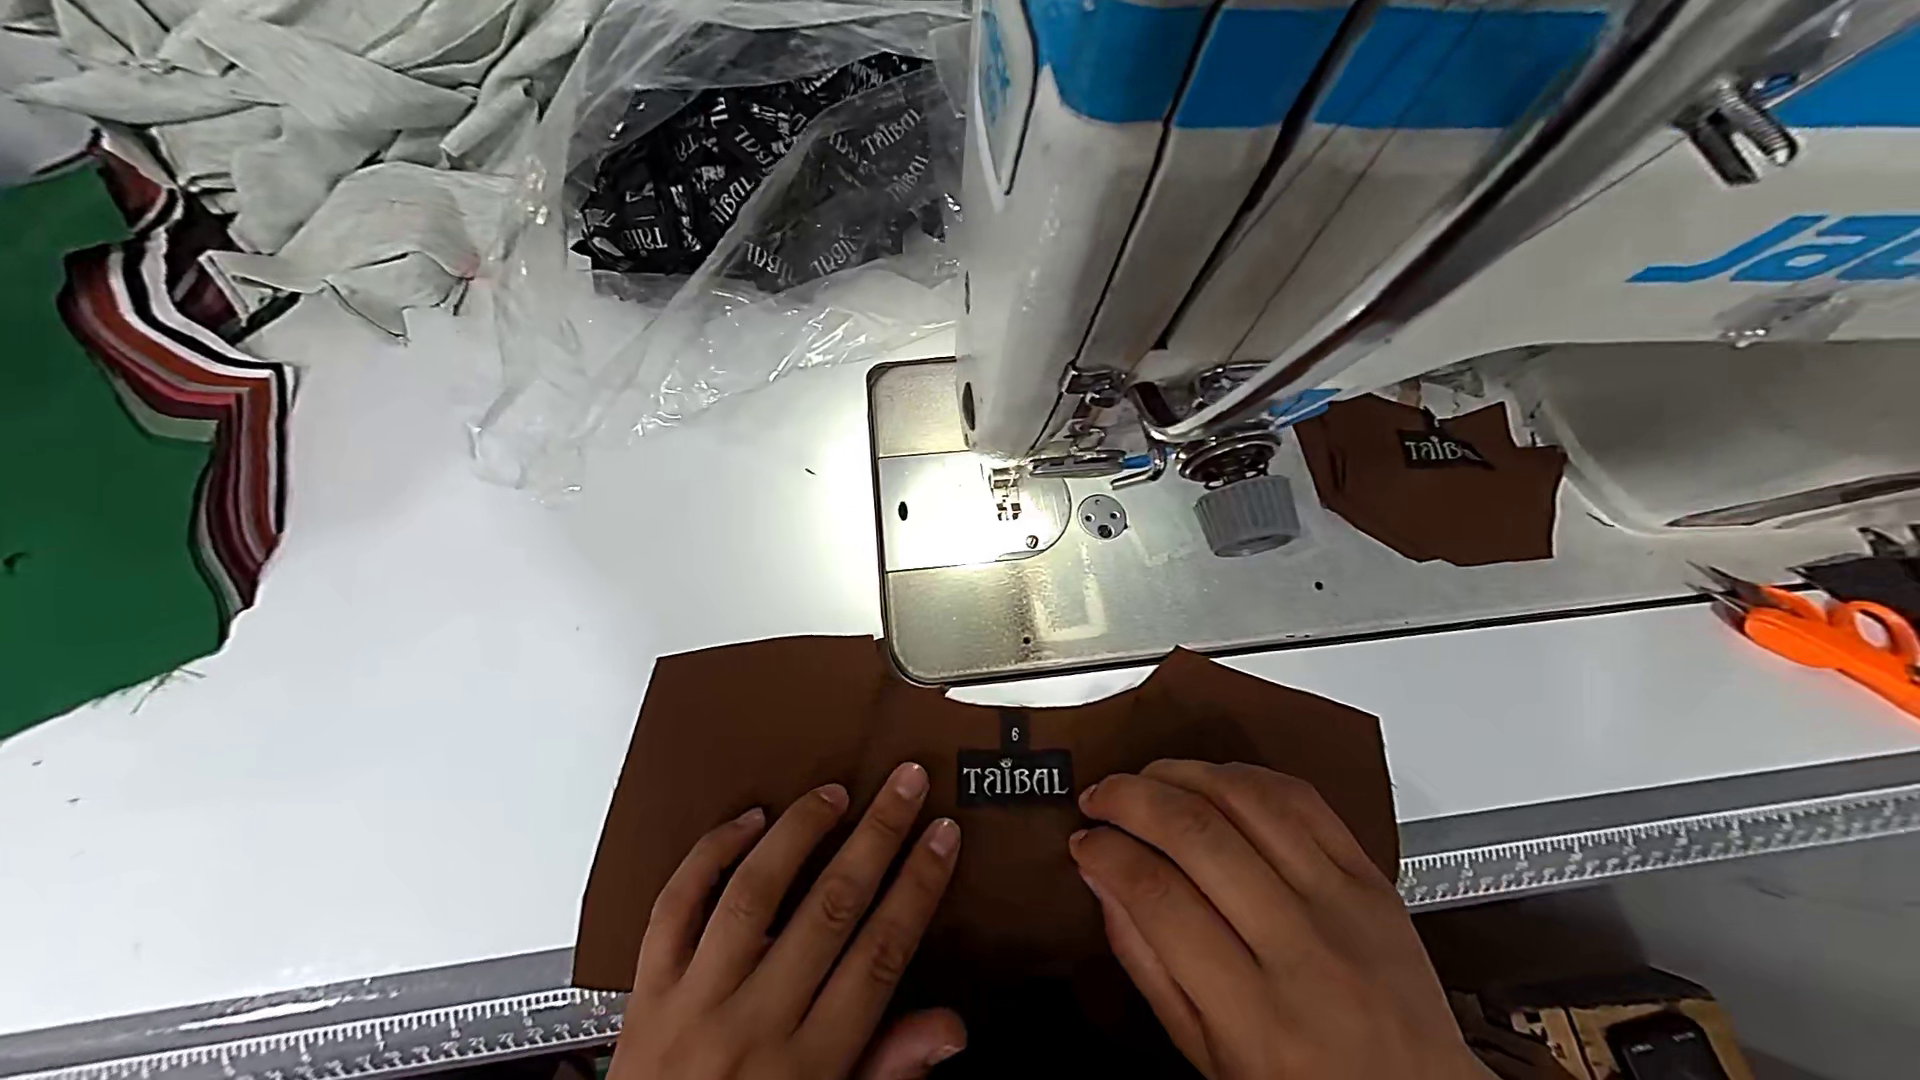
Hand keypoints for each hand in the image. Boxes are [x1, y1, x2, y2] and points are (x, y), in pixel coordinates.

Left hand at [609, 763, 965, 1079]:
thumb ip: (888, 1071)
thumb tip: (951, 1028)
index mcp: (810, 1063)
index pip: (881, 953)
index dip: (919, 885)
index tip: (942, 836)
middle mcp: (755, 1022)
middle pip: (830, 906)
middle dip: (878, 834)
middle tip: (905, 783)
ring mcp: (697, 1000)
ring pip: (755, 893)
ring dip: (800, 832)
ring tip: (835, 792)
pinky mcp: (650, 987)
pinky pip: (675, 907)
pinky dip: (710, 854)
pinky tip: (747, 819)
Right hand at [1070, 761, 1493, 1079]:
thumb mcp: (1208, 1056)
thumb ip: (1148, 965)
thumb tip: (1102, 880)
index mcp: (1258, 1016)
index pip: (1158, 898)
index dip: (1106, 853)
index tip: (1084, 841)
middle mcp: (1304, 951)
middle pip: (1196, 834)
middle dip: (1129, 797)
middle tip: (1100, 796)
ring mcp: (1343, 904)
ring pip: (1246, 800)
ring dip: (1180, 773)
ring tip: (1146, 779)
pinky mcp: (1370, 875)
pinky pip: (1300, 797)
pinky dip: (1241, 774)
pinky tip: (1210, 778)